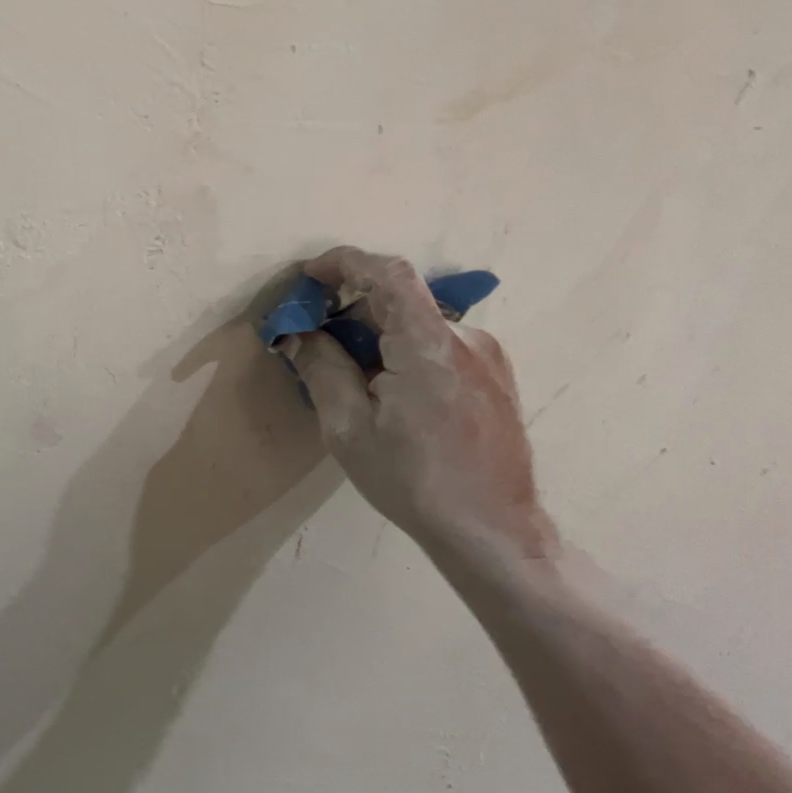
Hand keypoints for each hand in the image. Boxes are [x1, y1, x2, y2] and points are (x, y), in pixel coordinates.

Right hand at [280, 247, 558, 567]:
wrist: (491, 530)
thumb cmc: (413, 481)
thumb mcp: (348, 429)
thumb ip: (322, 369)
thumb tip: (297, 335)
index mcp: (428, 345)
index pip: (388, 274)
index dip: (344, 262)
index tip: (309, 276)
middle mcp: (466, 338)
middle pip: (400, 298)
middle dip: (349, 306)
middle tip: (312, 336)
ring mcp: (486, 357)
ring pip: (418, 324)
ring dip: (375, 333)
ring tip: (345, 373)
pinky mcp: (494, 378)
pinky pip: (437, 345)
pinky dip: (401, 350)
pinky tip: (383, 390)